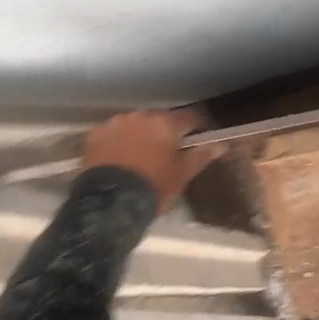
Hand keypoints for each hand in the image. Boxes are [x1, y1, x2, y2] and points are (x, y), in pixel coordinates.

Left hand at [82, 109, 226, 210]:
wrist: (109, 203)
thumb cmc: (153, 188)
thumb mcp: (182, 175)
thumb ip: (201, 156)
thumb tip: (222, 145)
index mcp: (167, 123)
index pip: (189, 117)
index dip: (196, 126)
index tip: (198, 136)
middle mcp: (142, 115)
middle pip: (159, 119)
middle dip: (163, 132)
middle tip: (163, 152)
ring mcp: (117, 122)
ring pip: (134, 124)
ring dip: (139, 134)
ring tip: (137, 156)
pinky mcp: (96, 133)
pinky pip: (112, 132)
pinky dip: (117, 141)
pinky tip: (116, 157)